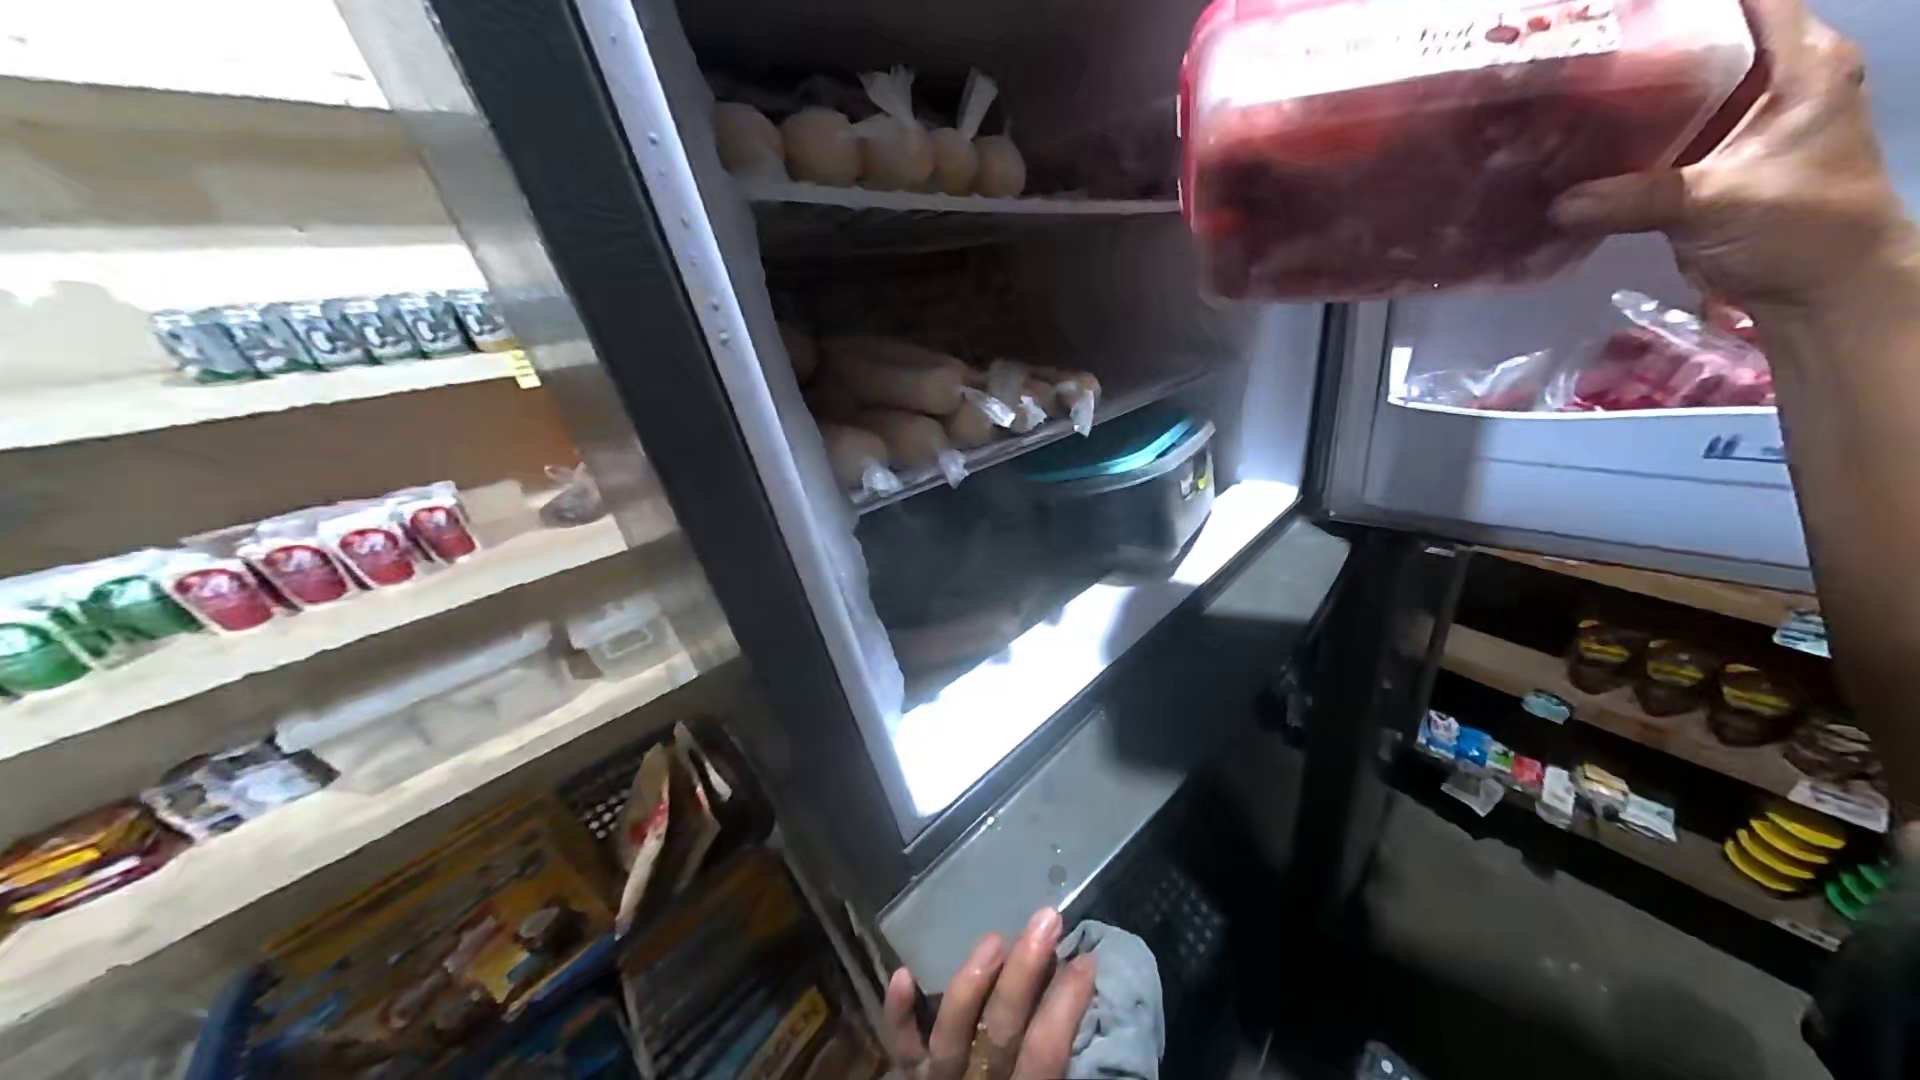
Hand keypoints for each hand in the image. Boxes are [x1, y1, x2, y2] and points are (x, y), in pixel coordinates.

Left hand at [882, 907, 1096, 1079]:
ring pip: (952, 1032)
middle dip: (1024, 972)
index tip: (1086, 959)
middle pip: (1000, 1030)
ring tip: (996, 938)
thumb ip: (1061, 1068)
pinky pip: (903, 1049)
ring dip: (973, 982)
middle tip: (1046, 920)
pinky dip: (899, 1014)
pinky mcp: (912, 1077)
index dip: (1066, 1006)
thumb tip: (1083, 1015)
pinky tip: (903, 973)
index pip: (1046, 1053)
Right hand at [1550, 0, 1911, 312]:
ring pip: (1662, 100)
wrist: (1816, 287)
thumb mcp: (1720, 203)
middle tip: (1567, 61)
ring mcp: (1723, 129)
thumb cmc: (1799, 226)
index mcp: (1797, 64)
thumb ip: (1637, 199)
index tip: (1616, 11)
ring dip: (1613, 107)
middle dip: (1632, 54)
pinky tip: (1565, 153)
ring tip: (1553, 105)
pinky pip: (1643, 146)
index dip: (1683, 4)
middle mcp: (1761, 84)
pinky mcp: (1691, 169)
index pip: (1747, 4)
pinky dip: (1607, 150)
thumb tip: (1554, 205)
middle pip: (1692, 49)